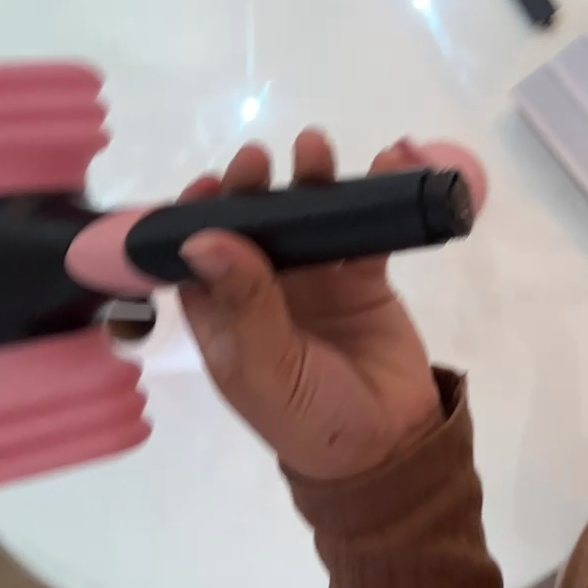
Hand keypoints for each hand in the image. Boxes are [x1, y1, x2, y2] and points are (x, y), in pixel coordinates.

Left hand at [177, 130, 443, 480]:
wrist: (389, 443)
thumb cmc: (311, 415)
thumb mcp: (268, 367)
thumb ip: (244, 303)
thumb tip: (204, 238)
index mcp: (227, 318)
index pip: (198, 258)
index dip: (199, 217)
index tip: (213, 182)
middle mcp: (267, 293)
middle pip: (256, 229)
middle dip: (255, 190)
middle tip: (262, 157)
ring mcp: (319, 283)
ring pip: (310, 222)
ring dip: (313, 183)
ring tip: (316, 144)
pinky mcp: (364, 281)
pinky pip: (366, 233)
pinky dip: (375, 201)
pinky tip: (386, 164)